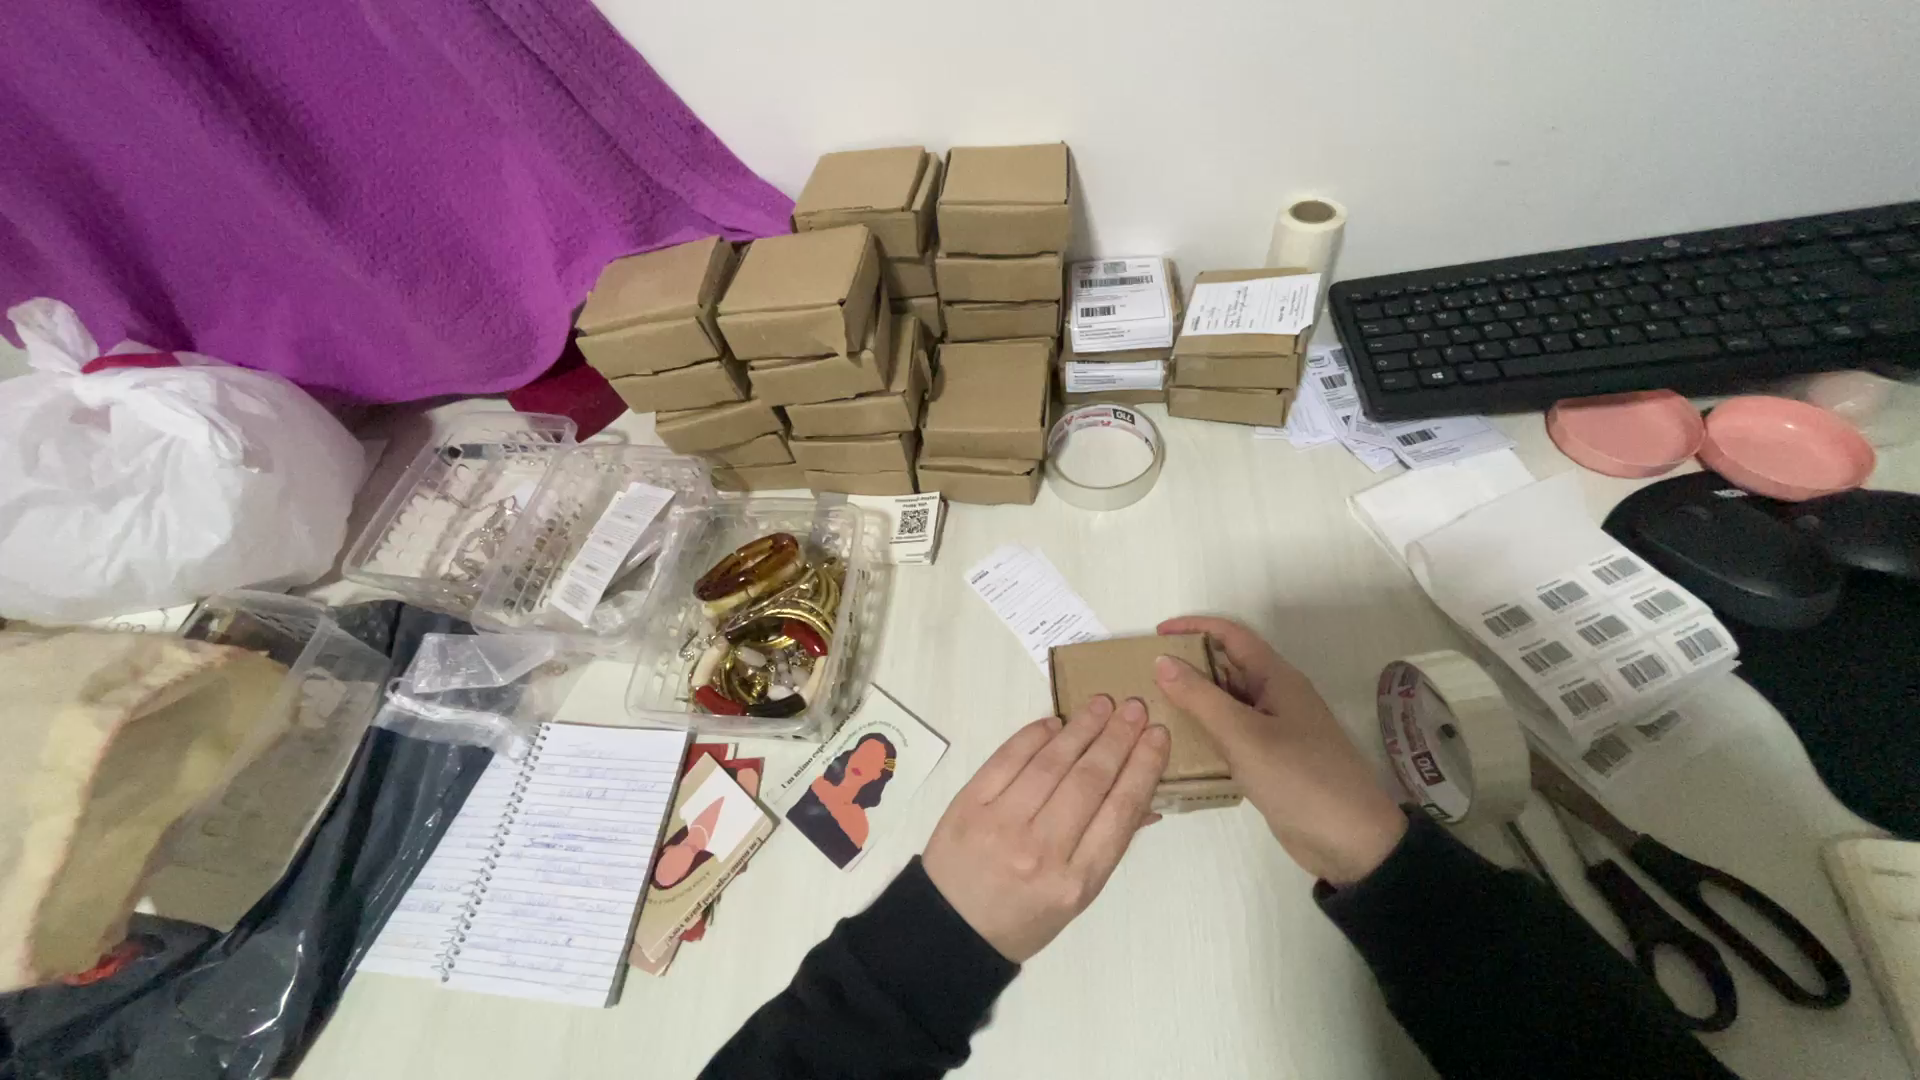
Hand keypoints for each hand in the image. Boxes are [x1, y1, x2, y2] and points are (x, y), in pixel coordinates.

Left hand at [922, 696, 1169, 962]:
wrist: (952, 928)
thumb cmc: (1024, 915)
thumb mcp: (1076, 897)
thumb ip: (1108, 844)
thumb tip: (1147, 796)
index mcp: (1076, 881)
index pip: (1120, 811)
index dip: (1143, 767)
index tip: (1158, 735)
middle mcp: (1041, 850)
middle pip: (1089, 780)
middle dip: (1117, 739)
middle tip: (1135, 708)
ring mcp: (1002, 823)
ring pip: (1050, 763)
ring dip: (1081, 728)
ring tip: (1101, 705)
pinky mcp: (970, 804)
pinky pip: (1008, 758)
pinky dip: (1034, 735)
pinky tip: (1056, 722)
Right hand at [1154, 616, 1406, 885]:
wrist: (1352, 843)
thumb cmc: (1300, 778)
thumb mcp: (1244, 735)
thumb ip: (1201, 697)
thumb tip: (1162, 660)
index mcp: (1276, 679)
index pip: (1231, 636)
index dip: (1194, 627)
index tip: (1156, 634)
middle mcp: (1275, 697)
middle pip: (1225, 667)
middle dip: (1187, 665)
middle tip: (1143, 675)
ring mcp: (1273, 730)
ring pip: (1225, 702)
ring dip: (1191, 701)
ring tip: (1151, 707)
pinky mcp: (1268, 759)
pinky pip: (1229, 733)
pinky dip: (1202, 732)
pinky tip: (1176, 746)